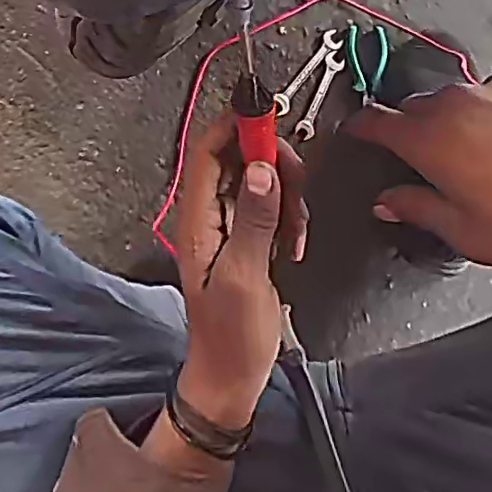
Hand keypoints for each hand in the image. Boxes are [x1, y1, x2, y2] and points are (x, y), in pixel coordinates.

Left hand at [168, 116, 307, 428]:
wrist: (231, 374)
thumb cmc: (231, 335)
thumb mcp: (245, 276)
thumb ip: (254, 219)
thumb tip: (261, 168)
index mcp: (197, 217)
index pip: (206, 150)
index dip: (233, 125)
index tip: (265, 116)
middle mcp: (208, 212)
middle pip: (236, 156)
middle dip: (271, 161)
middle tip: (294, 183)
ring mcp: (227, 221)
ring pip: (257, 176)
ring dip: (284, 191)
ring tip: (294, 226)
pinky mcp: (244, 232)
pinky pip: (267, 201)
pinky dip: (286, 212)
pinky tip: (292, 240)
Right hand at [347, 76, 491, 371]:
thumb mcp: (474, 236)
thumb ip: (418, 210)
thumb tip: (391, 202)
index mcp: (432, 137)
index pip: (375, 120)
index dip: (361, 128)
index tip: (360, 133)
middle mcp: (462, 101)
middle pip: (418, 110)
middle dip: (419, 135)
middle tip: (441, 171)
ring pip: (465, 103)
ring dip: (468, 128)